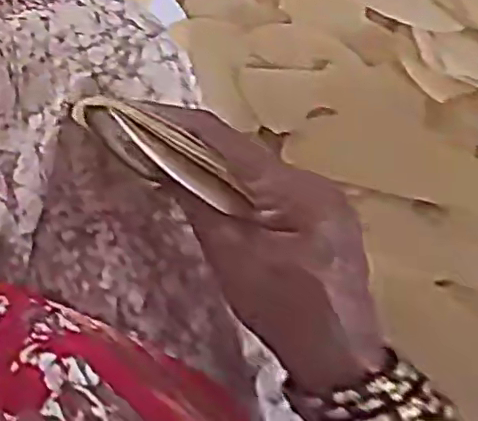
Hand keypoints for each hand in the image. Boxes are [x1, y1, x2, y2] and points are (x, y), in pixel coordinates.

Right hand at [148, 107, 387, 394]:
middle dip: (187, 137)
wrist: (342, 364)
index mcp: (296, 189)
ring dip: (205, 156)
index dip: (175, 121)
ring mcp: (318, 194)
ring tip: (161, 149)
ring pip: (247, 161)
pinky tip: (199, 177)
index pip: (224, 138)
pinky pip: (260, 179)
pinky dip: (226, 175)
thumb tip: (152, 156)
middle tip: (142, 130)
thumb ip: (191, 196)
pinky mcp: (315, 209)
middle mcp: (312, 181)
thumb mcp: (227, 250)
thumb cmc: (282, 311)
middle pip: (236, 145)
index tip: (135, 112)